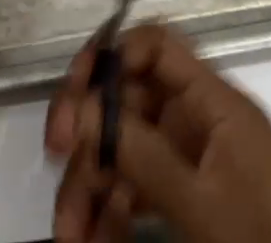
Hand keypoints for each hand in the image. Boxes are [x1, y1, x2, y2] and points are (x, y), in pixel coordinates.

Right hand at [45, 24, 270, 242]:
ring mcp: (191, 162)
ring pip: (120, 151)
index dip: (111, 55)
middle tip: (54, 154)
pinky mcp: (186, 199)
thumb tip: (81, 105)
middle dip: (83, 131)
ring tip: (68, 232)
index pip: (155, 46)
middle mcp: (199, 123)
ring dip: (87, 186)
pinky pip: (132, 189)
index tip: (76, 89)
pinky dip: (106, 212)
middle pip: (124, 101)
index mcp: (216, 106)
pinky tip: (86, 237)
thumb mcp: (203, 203)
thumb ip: (141, 151)